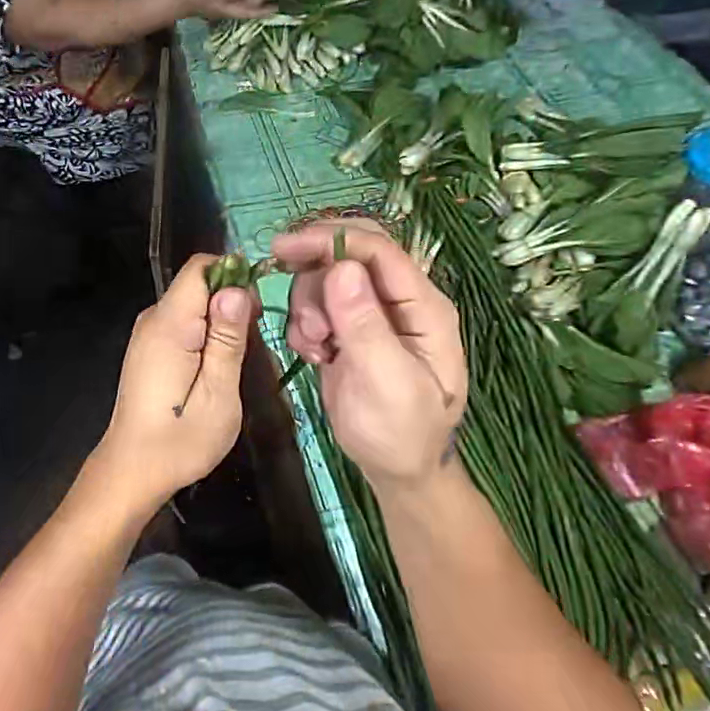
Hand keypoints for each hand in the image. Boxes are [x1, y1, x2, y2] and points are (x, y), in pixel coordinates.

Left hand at [88, 254, 255, 512]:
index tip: (256, 312)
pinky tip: (217, 368)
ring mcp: (149, 334)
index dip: (235, 277)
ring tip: (237, 361)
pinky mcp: (151, 348)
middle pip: (199, 284)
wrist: (133, 472)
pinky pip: (186, 323)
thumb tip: (237, 289)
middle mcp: (154, 320)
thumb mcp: (218, 394)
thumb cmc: (180, 441)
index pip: (201, 268)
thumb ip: (228, 339)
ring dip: (222, 322)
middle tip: (253, 345)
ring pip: (195, 304)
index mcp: (169, 325)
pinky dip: (207, 335)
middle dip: (232, 303)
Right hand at [174, 0, 269, 19]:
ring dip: (257, 10)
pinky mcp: (220, 14)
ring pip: (244, 13)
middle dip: (262, 8)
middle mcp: (225, 7)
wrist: (175, 1)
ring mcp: (223, 13)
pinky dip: (247, 10)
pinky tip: (253, 7)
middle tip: (277, 5)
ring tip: (270, 8)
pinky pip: (238, 13)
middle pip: (247, 10)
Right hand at [272, 222, 467, 488]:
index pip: (379, 250)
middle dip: (316, 276)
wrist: (397, 470)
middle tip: (303, 317)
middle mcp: (400, 301)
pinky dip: (306, 325)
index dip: (332, 240)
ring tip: (316, 346)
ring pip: (328, 279)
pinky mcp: (350, 330)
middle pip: (350, 255)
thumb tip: (343, 268)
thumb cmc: (402, 432)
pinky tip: (315, 355)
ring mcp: (374, 314)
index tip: (285, 247)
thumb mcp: (387, 382)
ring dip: (309, 307)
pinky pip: (318, 305)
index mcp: (424, 306)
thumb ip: (365, 325)